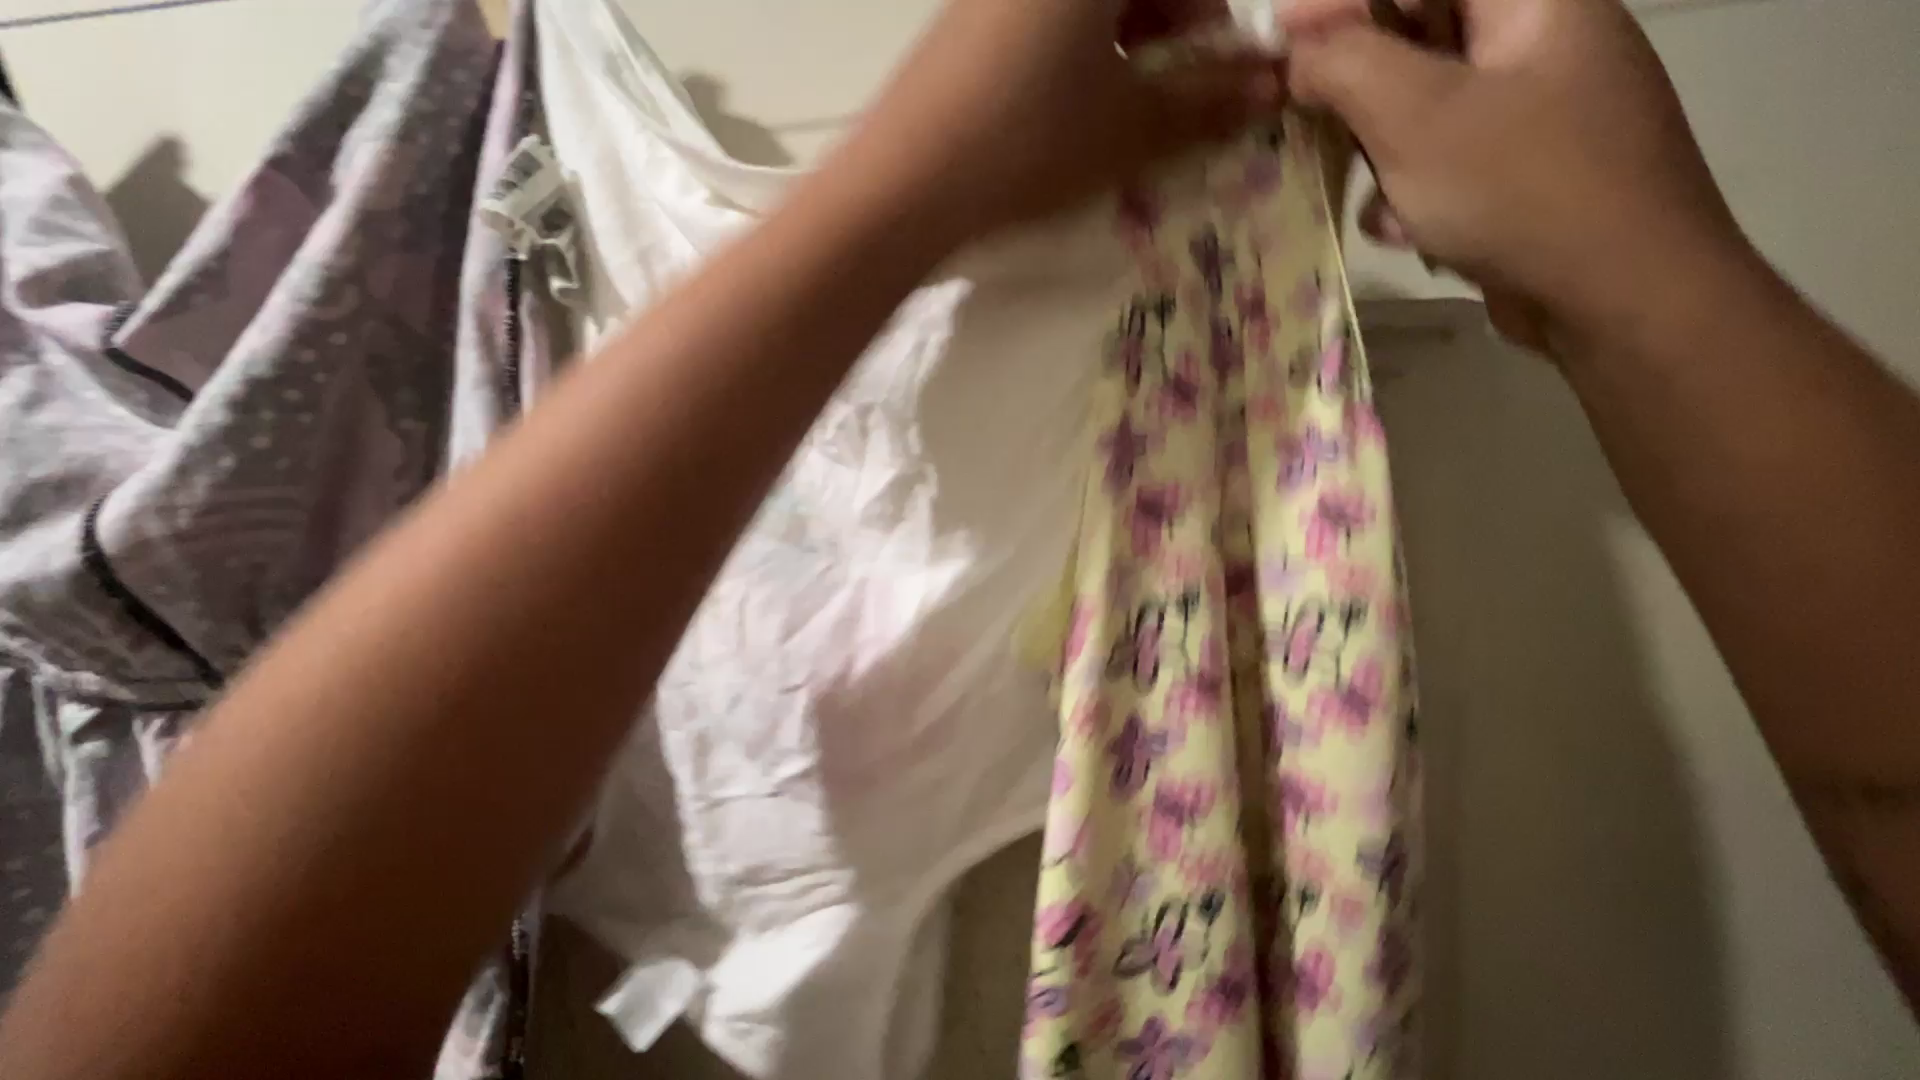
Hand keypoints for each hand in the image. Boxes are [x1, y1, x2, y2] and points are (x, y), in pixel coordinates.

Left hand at [842, 0, 1288, 240]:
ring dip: (1133, 33)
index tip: (1229, 56)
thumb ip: (1205, 103)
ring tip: (1143, 96)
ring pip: (1090, 2)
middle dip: (1178, 18)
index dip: (1214, 14)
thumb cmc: (1029, 142)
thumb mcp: (1129, 127)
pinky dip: (1083, 45)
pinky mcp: (970, 19)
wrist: (906, 183)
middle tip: (1193, 76)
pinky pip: (1046, 17)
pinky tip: (1085, 98)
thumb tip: (1271, 87)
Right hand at [1285, 0, 1758, 359]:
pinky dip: (1414, 188)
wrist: (1623, 294)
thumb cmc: (1519, 188)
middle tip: (1305, 111)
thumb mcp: (1416, 117)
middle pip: (1424, 35)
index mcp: (1532, 2)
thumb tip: (1300, 53)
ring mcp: (1542, 114)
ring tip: (1354, 182)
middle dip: (1358, 79)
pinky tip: (1398, 225)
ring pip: (1430, 106)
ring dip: (1381, 145)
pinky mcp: (1530, 175)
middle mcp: (1542, 44)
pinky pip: (1452, 162)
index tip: (1283, 37)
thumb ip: (1346, 66)